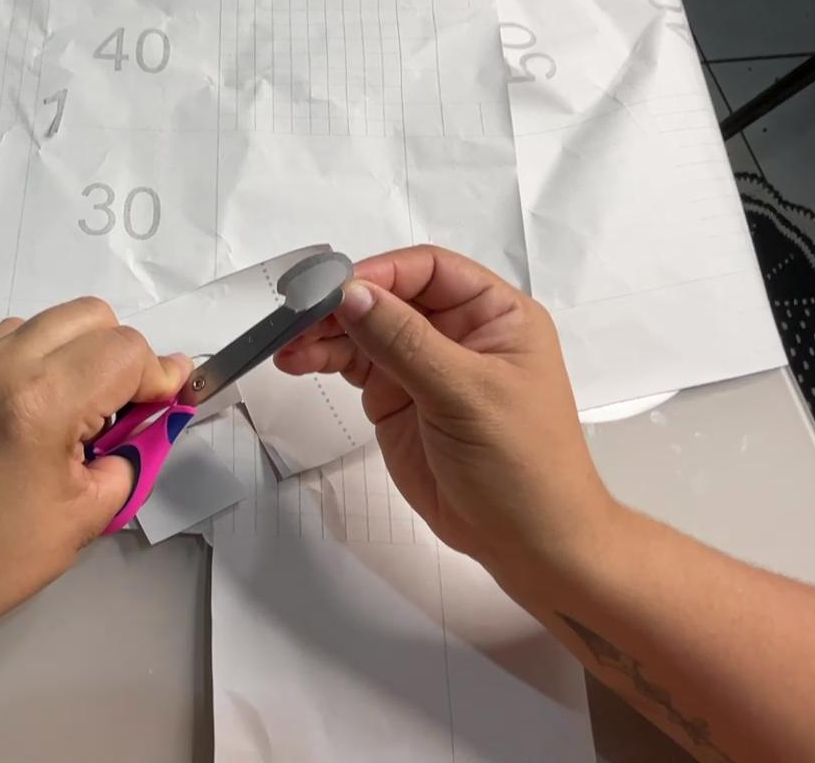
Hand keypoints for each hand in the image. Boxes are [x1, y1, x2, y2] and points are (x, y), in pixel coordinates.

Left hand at [0, 297, 190, 686]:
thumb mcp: (86, 516)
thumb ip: (132, 454)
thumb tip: (154, 415)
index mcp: (42, 399)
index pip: (126, 351)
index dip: (159, 374)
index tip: (170, 401)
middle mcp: (3, 363)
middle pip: (93, 316)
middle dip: (122, 355)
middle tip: (124, 410)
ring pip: (51, 320)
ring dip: (80, 351)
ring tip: (77, 412)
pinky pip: (12, 338)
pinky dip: (41, 356)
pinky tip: (37, 409)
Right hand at [274, 245, 619, 587]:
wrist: (526, 544)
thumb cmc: (521, 464)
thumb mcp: (466, 394)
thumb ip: (403, 341)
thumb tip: (350, 293)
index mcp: (492, 313)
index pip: (428, 270)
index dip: (380, 273)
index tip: (335, 289)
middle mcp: (455, 329)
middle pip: (387, 296)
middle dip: (341, 303)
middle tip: (296, 315)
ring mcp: (421, 363)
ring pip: (362, 328)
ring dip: (322, 332)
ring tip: (287, 344)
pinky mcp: (394, 394)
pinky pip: (352, 362)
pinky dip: (321, 358)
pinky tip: (296, 360)